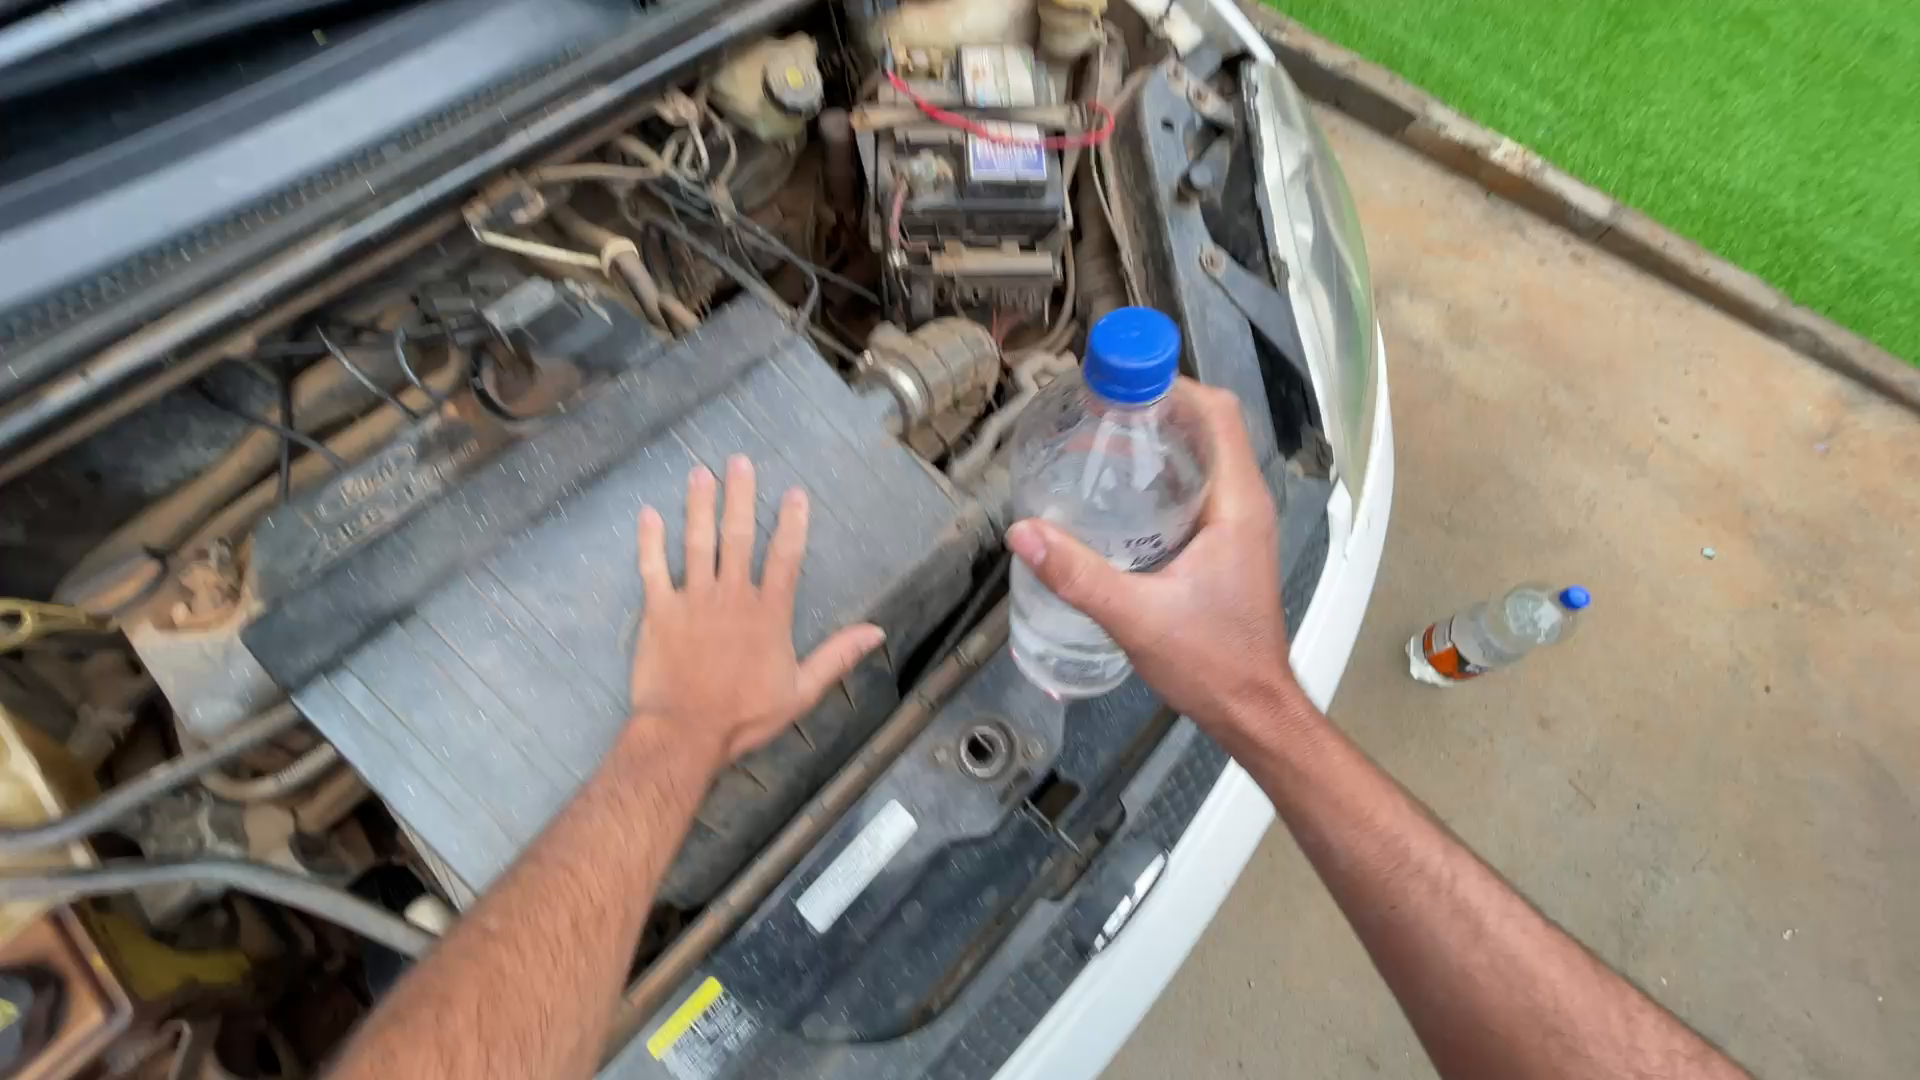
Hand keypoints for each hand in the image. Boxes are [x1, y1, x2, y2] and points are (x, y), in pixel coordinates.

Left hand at [630, 456, 885, 763]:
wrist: (685, 733)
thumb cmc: (746, 714)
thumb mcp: (802, 690)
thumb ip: (838, 655)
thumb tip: (877, 632)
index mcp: (769, 613)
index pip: (786, 557)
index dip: (793, 522)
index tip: (795, 492)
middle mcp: (733, 596)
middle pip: (739, 537)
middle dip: (740, 496)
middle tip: (739, 461)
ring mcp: (693, 600)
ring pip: (697, 543)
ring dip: (699, 505)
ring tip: (700, 473)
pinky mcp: (659, 612)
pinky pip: (653, 569)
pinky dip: (650, 541)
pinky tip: (649, 514)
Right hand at [1005, 380, 1306, 738]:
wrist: (1250, 709)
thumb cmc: (1209, 661)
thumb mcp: (1135, 617)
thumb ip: (1077, 574)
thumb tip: (1022, 532)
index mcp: (1236, 503)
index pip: (1216, 413)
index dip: (1170, 385)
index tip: (1116, 386)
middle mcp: (1243, 502)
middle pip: (1207, 426)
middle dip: (1154, 408)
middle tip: (1095, 416)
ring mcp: (1237, 523)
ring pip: (1202, 456)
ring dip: (1157, 441)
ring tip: (1098, 446)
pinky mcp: (1225, 544)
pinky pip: (1196, 488)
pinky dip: (1161, 475)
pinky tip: (1117, 497)